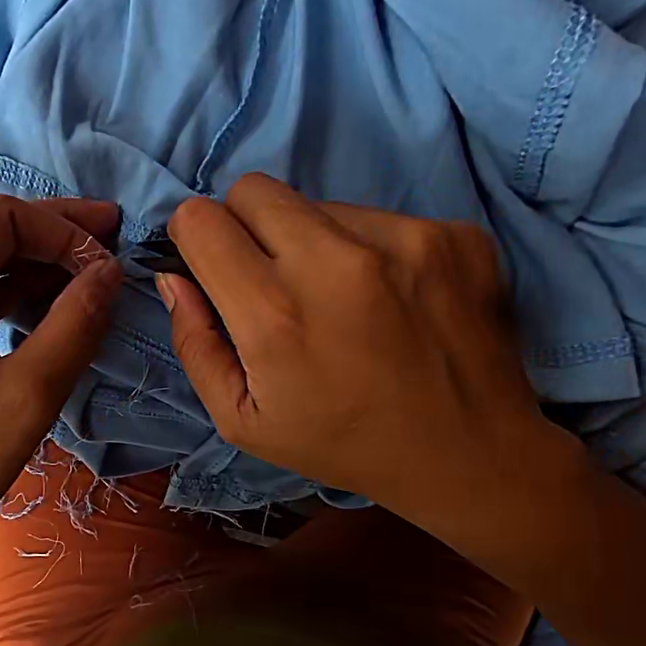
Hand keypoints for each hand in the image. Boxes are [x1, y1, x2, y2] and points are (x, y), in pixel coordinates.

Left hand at [0, 194, 123, 579]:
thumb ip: (74, 324)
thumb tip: (108, 271)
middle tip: (111, 244)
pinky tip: (42, 305)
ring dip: (30, 268)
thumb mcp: (24, 397)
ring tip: (87, 275)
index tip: (110, 257)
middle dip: (51, 238)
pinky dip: (2, 297)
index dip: (64, 228)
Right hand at [160, 174, 577, 532]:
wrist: (471, 456)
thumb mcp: (241, 421)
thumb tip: (174, 277)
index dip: (194, 238)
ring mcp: (403, 240)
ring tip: (340, 299)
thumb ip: (194, 343)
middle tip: (268, 277)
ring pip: (317, 203)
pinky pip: (377, 217)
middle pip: (253, 189)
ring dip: (309, 240)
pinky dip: (367, 249)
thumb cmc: (341, 444)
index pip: (201, 219)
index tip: (211, 265)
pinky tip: (389, 299)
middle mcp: (335, 262)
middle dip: (243, 225)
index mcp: (274, 314)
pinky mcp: (453, 234)